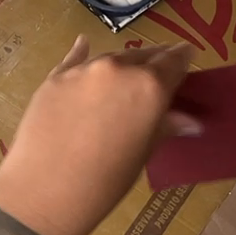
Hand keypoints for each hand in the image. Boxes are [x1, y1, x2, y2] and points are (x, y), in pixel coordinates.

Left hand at [0, 37, 196, 234]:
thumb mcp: (142, 154)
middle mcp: (117, 68)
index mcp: (149, 86)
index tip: (187, 55)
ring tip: (126, 74)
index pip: (173, 61)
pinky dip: (82, 54)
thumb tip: (190, 122)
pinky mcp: (54, 78)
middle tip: (158, 69)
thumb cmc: (105, 181)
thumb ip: (164, 127)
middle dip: (152, 61)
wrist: (45, 189)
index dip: (182, 58)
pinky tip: (83, 44)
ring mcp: (82, 70)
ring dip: (121, 64)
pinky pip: (74, 59)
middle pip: (141, 56)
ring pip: (109, 59)